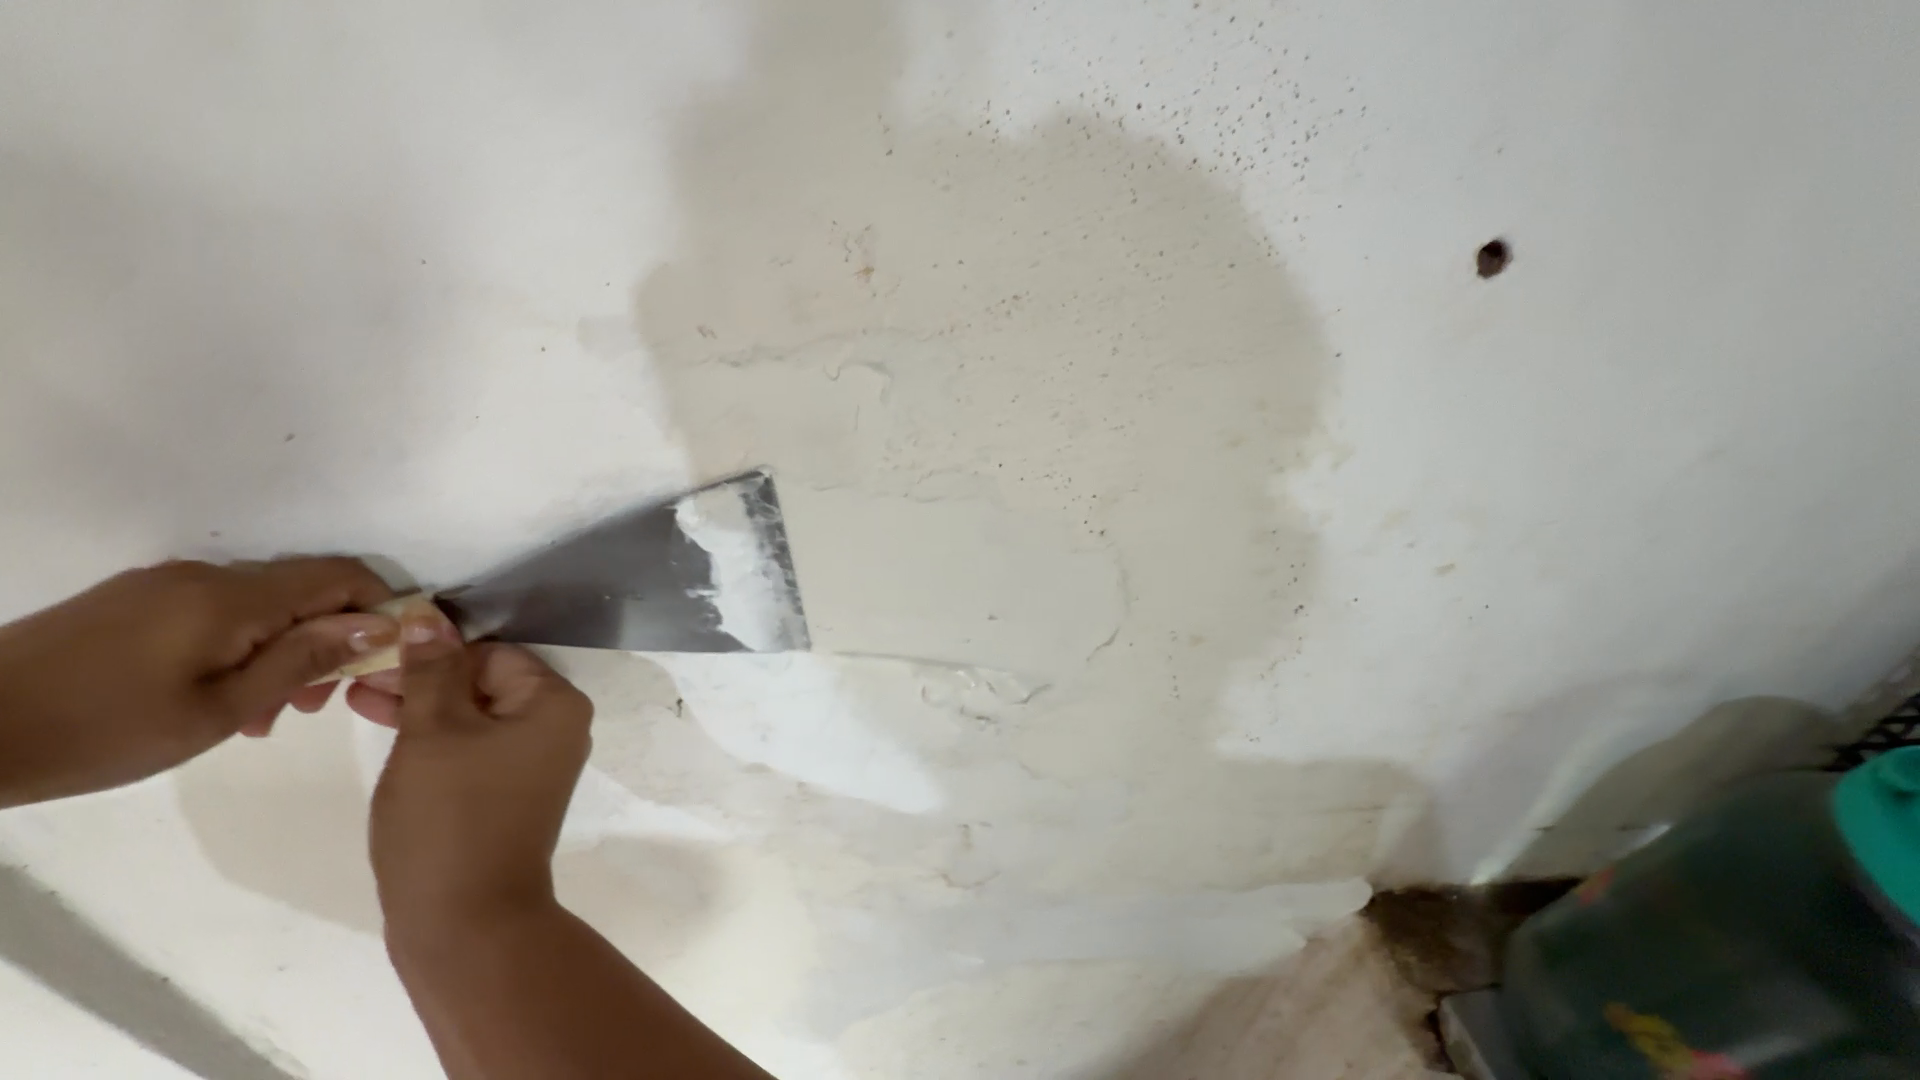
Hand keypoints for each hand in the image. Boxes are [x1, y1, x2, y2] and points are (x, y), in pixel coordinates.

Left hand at [0, 557, 396, 806]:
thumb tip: (380, 625)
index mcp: (231, 598)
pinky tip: (219, 695)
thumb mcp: (219, 710)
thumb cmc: (100, 730)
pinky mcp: (135, 600)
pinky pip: (218, 610)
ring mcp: (165, 584)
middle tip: (314, 705)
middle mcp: (205, 576)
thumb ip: (304, 661)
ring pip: (262, 604)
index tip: (387, 658)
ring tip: (264, 714)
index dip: (382, 607)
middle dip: (331, 638)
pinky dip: (243, 645)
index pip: (343, 576)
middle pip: (305, 589)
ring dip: (285, 648)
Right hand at [347, 604, 592, 935]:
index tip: (378, 655)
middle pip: (486, 682)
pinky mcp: (513, 790)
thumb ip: (430, 671)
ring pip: (476, 714)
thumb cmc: (451, 816)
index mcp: (556, 703)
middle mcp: (559, 725)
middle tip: (357, 678)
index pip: (492, 654)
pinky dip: (437, 737)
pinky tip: (387, 729)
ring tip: (357, 700)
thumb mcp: (433, 731)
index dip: (435, 653)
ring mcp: (538, 760)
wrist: (467, 918)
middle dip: (424, 678)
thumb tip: (428, 616)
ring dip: (423, 705)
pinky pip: (477, 746)